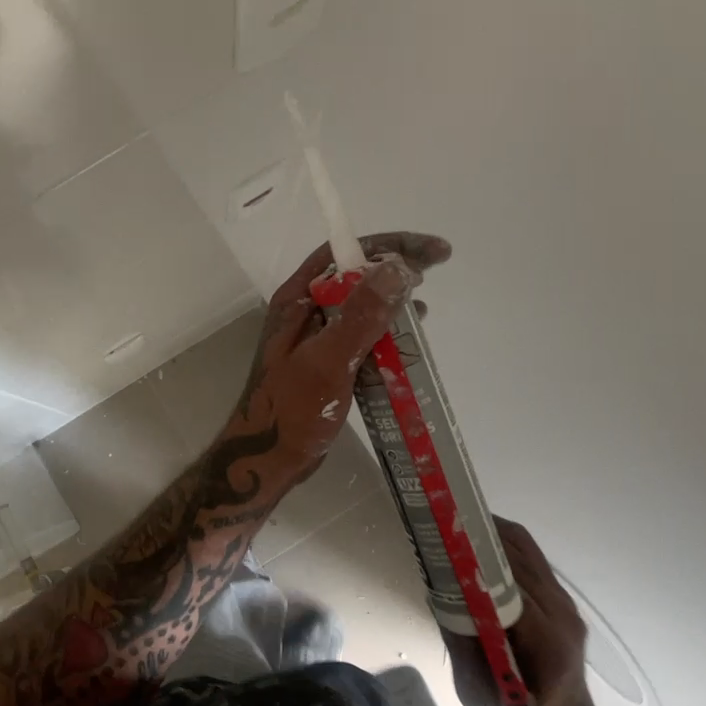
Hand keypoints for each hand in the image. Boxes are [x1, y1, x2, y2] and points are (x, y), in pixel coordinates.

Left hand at [228, 232, 451, 477]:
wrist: (267, 460)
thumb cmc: (291, 409)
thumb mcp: (329, 360)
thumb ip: (360, 316)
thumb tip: (398, 267)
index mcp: (297, 300)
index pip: (342, 254)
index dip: (387, 245)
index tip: (431, 251)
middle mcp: (305, 311)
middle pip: (354, 276)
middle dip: (395, 269)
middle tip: (437, 268)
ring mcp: (315, 338)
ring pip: (361, 306)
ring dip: (393, 302)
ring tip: (425, 306)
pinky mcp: (327, 362)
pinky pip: (361, 336)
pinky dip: (386, 333)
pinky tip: (409, 340)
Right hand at [444, 516, 597, 705]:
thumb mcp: (479, 696)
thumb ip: (462, 649)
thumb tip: (439, 597)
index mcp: (548, 644)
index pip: (513, 588)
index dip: (481, 562)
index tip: (446, 543)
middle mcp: (561, 615)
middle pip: (518, 559)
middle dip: (479, 538)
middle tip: (441, 524)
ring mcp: (564, 602)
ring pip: (525, 549)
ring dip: (490, 531)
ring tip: (454, 520)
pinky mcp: (559, 595)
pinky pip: (530, 554)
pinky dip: (501, 539)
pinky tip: (476, 535)